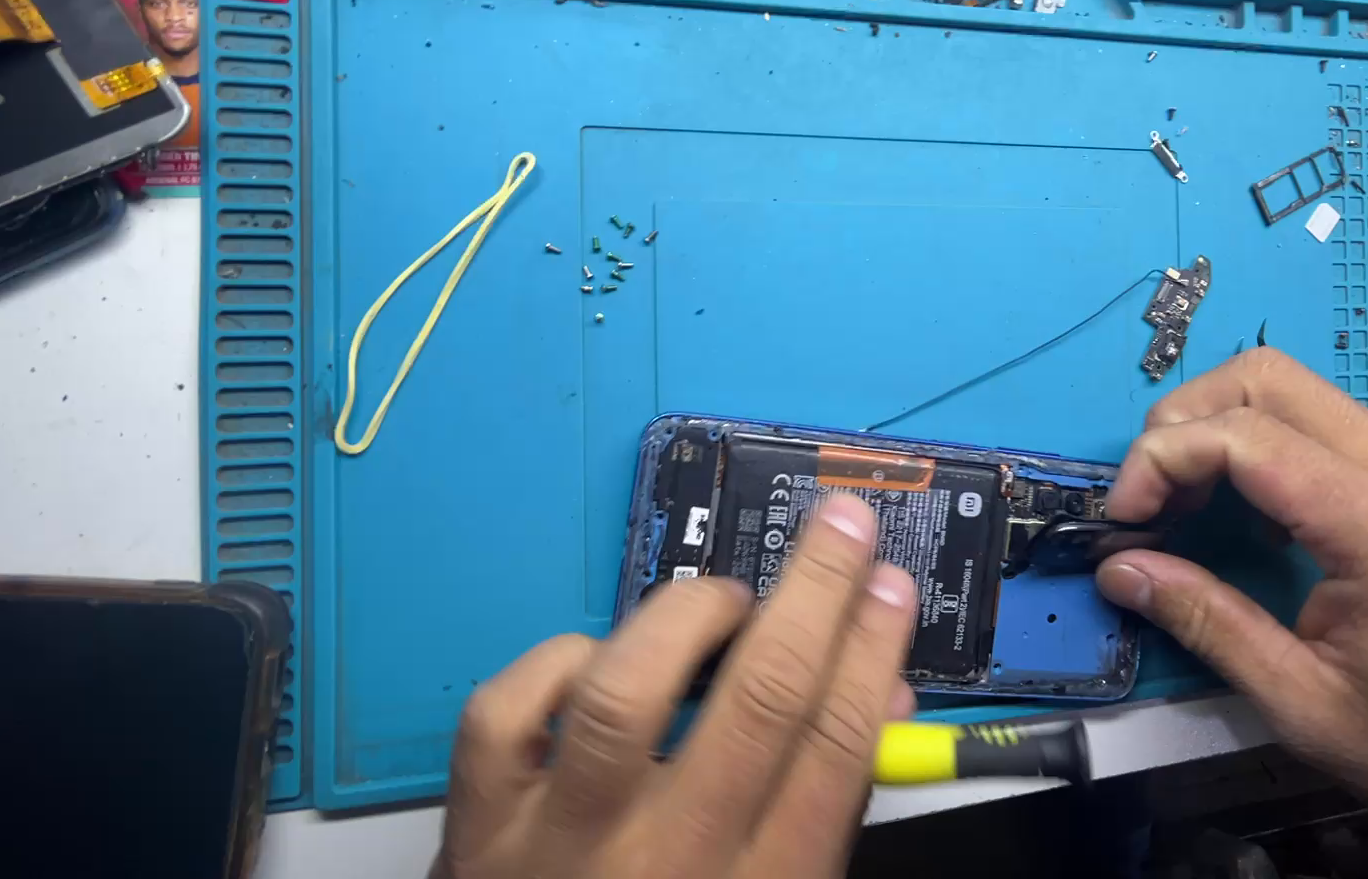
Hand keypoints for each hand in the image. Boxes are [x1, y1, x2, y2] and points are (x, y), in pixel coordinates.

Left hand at [433, 493, 916, 878]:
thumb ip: (828, 799)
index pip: (833, 750)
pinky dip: (560, 660)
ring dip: (688, 617)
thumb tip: (884, 689)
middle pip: (757, 702)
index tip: (889, 581)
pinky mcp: (479, 824)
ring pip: (623, 694)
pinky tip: (597, 659)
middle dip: (814, 593)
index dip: (870, 651)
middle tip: (843, 522)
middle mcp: (665, 864)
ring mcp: (558, 843)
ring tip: (721, 601)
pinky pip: (508, 713)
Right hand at [1096, 349, 1367, 878]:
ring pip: (1288, 387)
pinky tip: (1245, 510)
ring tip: (1184, 500)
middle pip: (1261, 377)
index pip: (1243, 434)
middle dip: (1179, 421)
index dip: (1160, 460)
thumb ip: (1205, 621)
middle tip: (1149, 496)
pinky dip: (1256, 443)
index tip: (1124, 519)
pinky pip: (1319, 422)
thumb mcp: (1311, 709)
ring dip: (1214, 426)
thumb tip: (1118, 570)